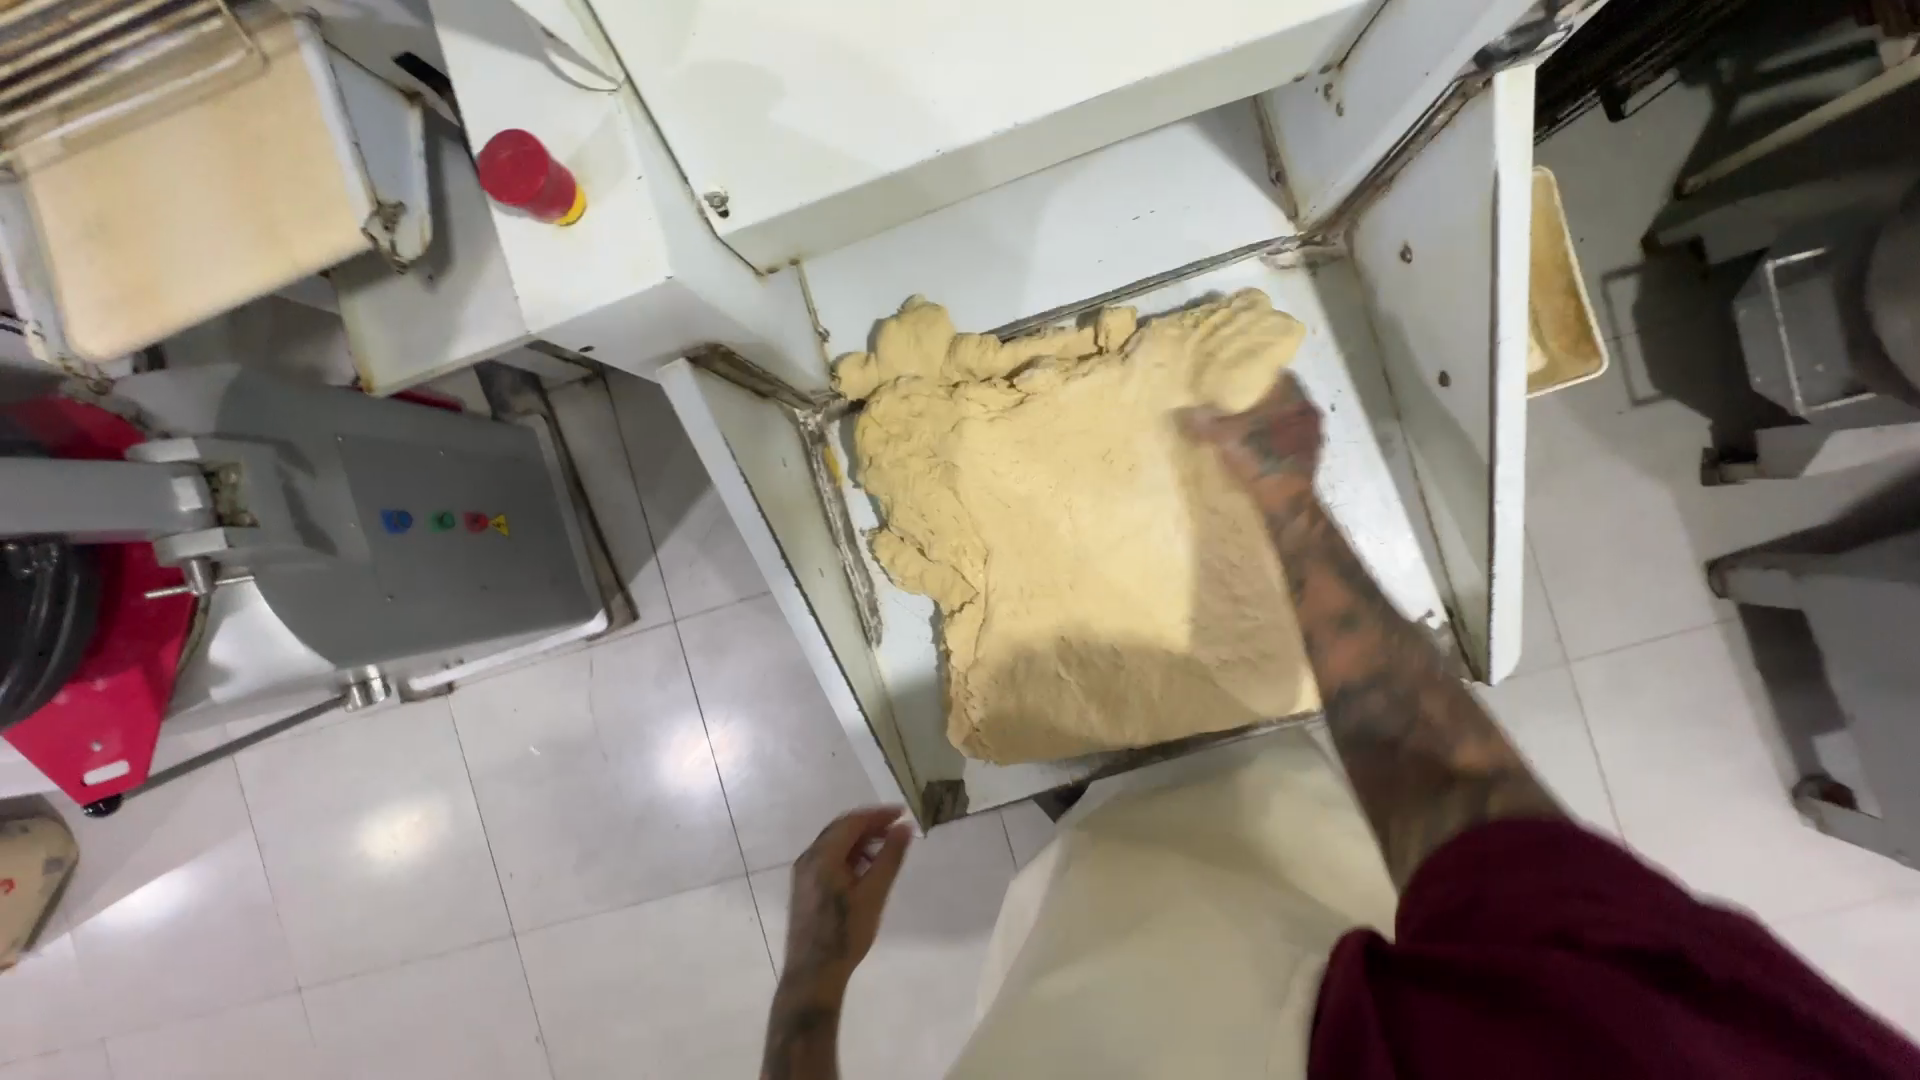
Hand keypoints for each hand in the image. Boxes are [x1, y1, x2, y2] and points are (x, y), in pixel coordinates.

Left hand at [782, 806, 912, 989]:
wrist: (812, 975)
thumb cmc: (846, 935)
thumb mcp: (874, 894)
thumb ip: (890, 857)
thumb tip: (904, 827)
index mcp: (822, 856)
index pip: (853, 822)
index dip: (879, 815)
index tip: (903, 814)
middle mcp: (808, 858)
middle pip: (841, 829)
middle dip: (870, 825)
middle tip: (896, 829)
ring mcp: (803, 873)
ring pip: (834, 843)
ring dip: (859, 840)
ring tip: (884, 850)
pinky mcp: (804, 887)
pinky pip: (828, 858)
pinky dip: (848, 855)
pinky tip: (865, 870)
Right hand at [1177, 371, 1323, 504]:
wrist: (1288, 503)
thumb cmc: (1262, 460)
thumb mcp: (1225, 439)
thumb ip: (1205, 422)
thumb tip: (1182, 411)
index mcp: (1294, 398)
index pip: (1278, 375)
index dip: (1257, 376)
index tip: (1238, 381)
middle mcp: (1309, 412)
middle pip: (1283, 398)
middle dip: (1261, 401)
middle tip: (1235, 405)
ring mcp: (1313, 437)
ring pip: (1287, 420)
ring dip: (1269, 423)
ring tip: (1244, 428)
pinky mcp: (1311, 459)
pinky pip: (1290, 441)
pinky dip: (1274, 442)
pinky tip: (1257, 450)